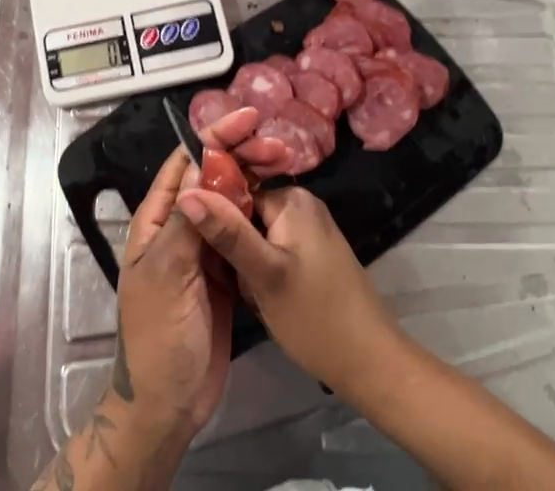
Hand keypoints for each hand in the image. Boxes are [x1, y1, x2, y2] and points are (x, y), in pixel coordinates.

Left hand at [108, 111, 260, 437]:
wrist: (169, 402)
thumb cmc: (158, 337)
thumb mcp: (166, 276)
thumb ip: (186, 225)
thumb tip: (204, 173)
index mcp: (155, 224)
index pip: (184, 167)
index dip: (213, 140)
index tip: (247, 120)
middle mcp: (177, 231)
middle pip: (210, 182)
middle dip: (240, 159)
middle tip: (280, 148)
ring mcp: (202, 254)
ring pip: (229, 206)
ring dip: (254, 183)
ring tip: (287, 166)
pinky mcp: (224, 277)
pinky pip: (241, 236)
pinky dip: (259, 217)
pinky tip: (282, 205)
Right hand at [175, 183, 403, 393]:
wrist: (369, 362)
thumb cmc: (315, 317)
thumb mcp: (264, 274)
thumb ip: (226, 232)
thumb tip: (185, 193)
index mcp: (292, 199)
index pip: (232, 192)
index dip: (214, 222)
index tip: (208, 255)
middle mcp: (302, 205)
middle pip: (243, 214)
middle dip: (233, 248)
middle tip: (240, 283)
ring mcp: (308, 230)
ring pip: (254, 236)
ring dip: (246, 265)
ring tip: (252, 294)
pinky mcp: (311, 253)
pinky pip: (271, 250)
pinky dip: (261, 272)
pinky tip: (264, 297)